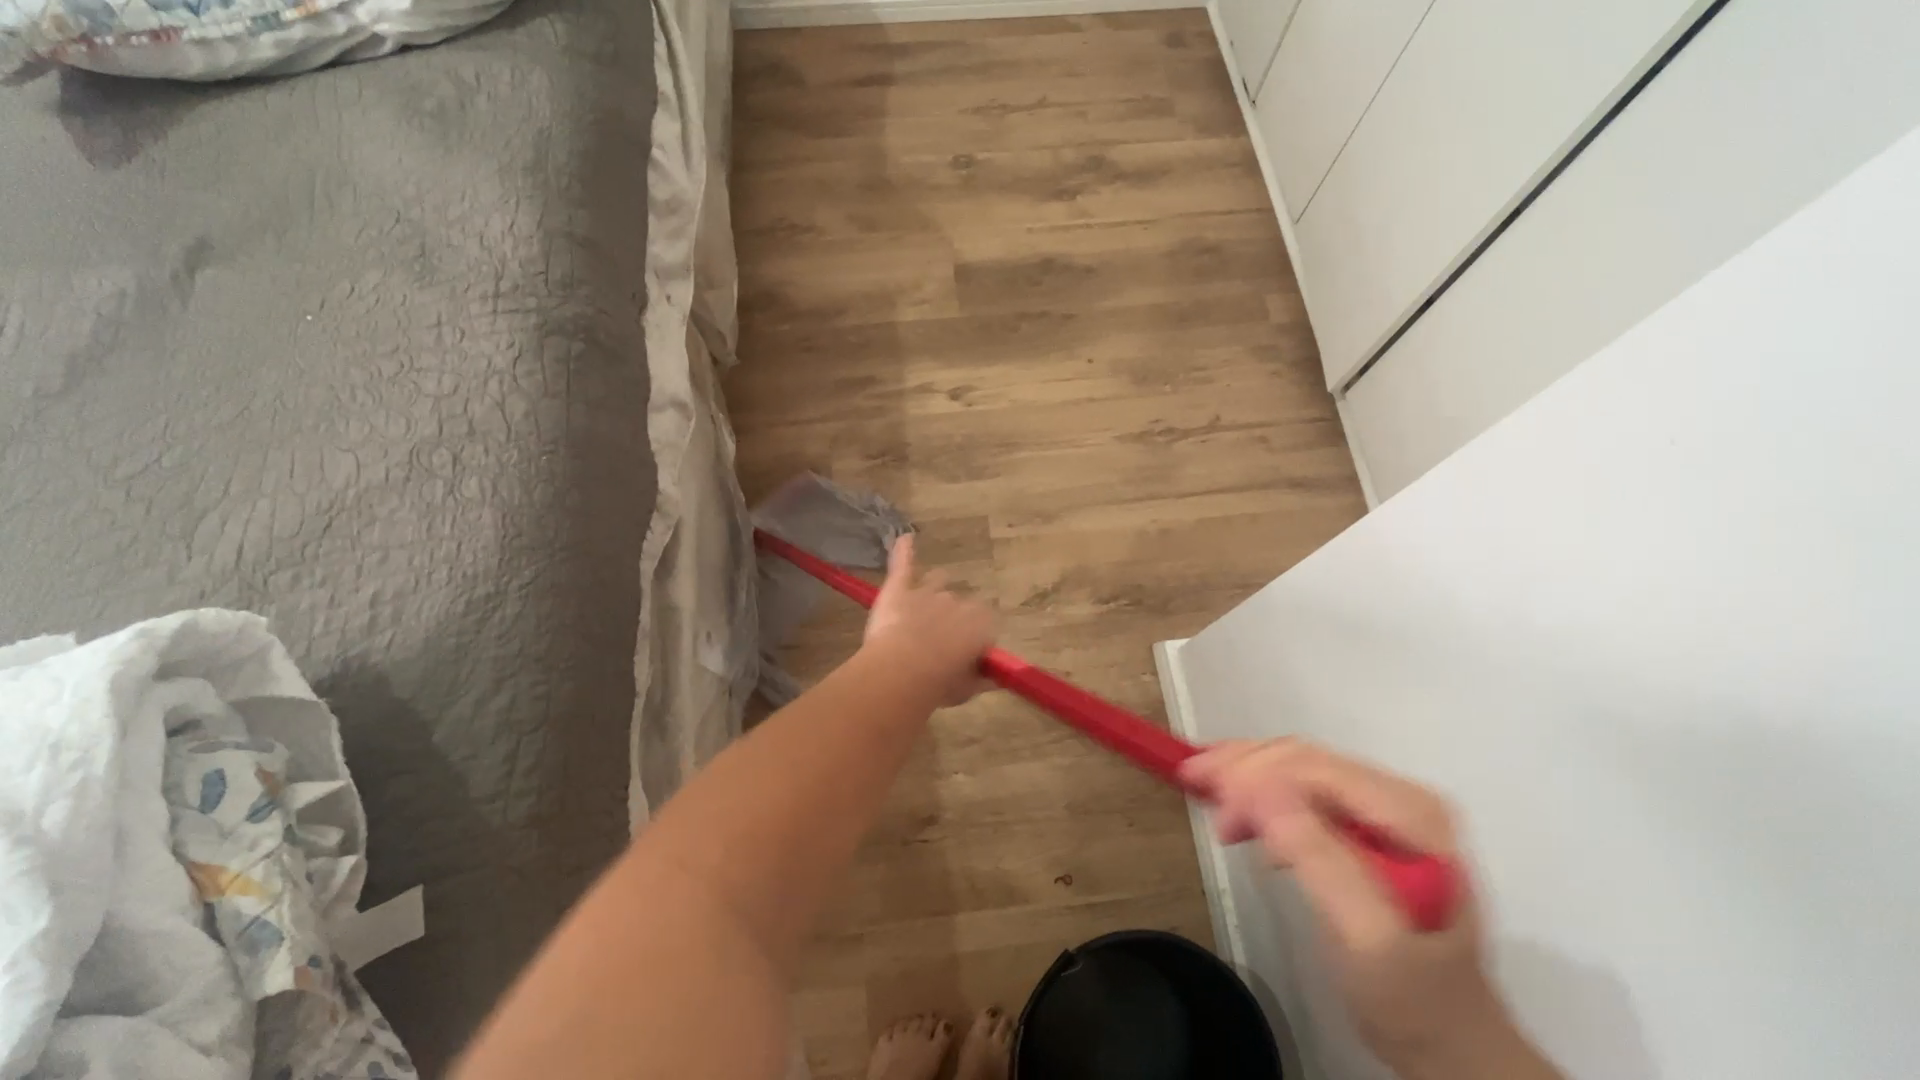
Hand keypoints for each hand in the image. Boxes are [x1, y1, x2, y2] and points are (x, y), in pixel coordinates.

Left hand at [861, 534, 995, 707]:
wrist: (902, 669)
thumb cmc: (939, 683)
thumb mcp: (967, 689)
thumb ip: (981, 678)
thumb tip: (994, 678)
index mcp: (982, 624)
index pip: (986, 624)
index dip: (974, 638)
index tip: (964, 654)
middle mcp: (959, 602)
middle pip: (960, 604)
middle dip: (951, 618)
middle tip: (937, 640)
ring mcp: (928, 592)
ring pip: (937, 583)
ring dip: (934, 589)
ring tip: (925, 599)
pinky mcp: (900, 587)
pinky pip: (904, 564)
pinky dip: (904, 551)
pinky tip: (905, 538)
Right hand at [1180, 740, 1557, 1079]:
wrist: (1451, 1041)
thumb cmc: (1410, 996)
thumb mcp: (1364, 935)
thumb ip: (1318, 858)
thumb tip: (1261, 792)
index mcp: (1412, 815)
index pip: (1314, 768)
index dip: (1252, 773)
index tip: (1206, 797)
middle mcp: (1403, 798)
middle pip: (1305, 759)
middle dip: (1243, 767)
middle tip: (1192, 784)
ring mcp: (1388, 812)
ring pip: (1299, 769)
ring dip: (1248, 778)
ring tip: (1210, 804)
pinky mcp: (1370, 829)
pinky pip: (1305, 791)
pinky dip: (1264, 794)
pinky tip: (1241, 814)